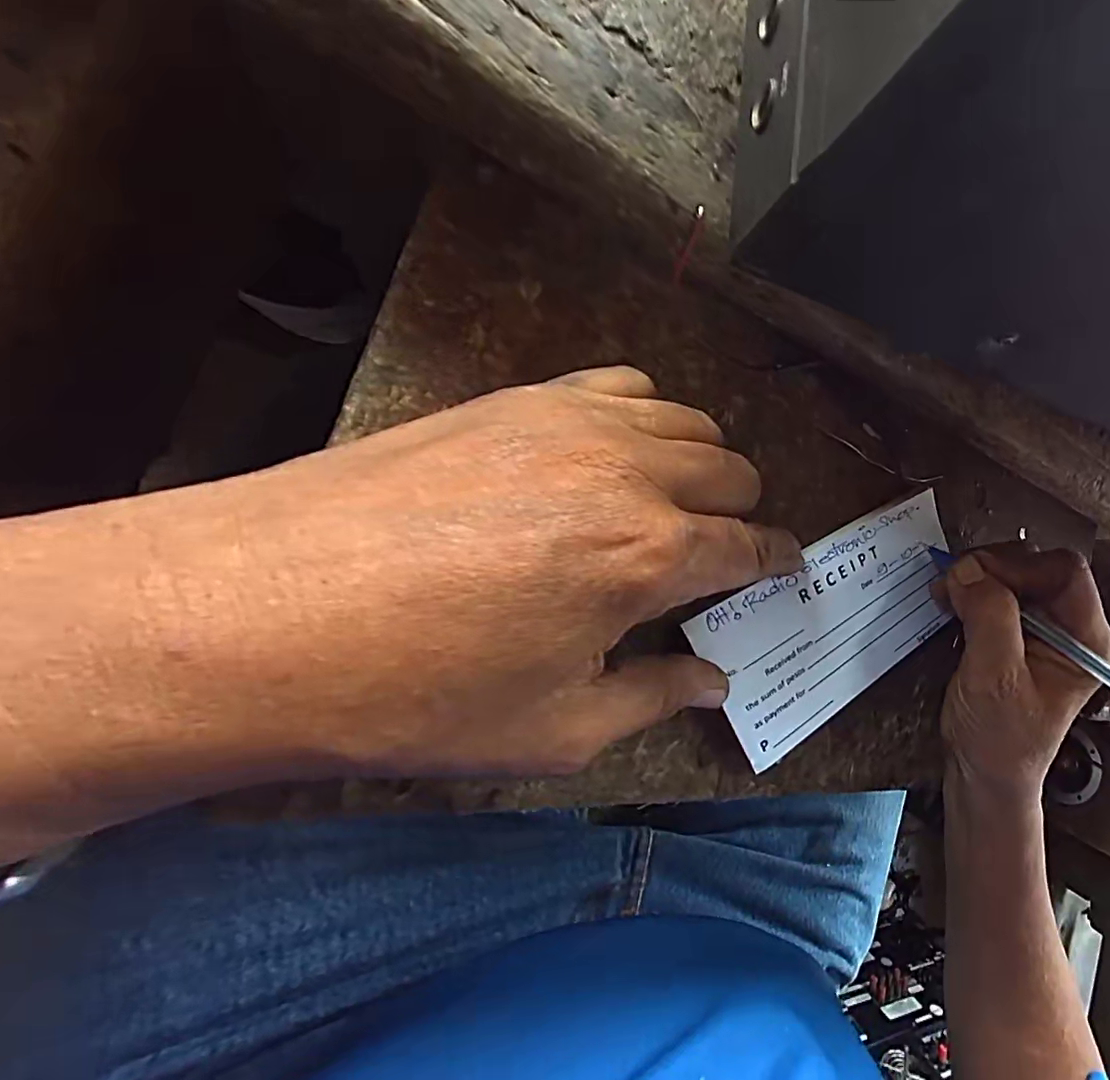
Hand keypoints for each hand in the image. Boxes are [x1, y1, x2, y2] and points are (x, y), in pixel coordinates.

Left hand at [0, 366, 801, 813]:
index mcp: (653, 557)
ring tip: (676, 498)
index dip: (778, 559)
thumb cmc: (413, 695)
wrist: (235, 618)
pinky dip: (646, 416)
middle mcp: (634, 477)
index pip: (752, 546)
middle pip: (736, 475)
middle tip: (720, 547)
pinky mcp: (521, 400)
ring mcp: (577, 426)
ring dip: (703, 464)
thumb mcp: (555, 730)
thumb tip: (716, 682)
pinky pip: (625, 385)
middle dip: (744, 514)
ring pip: (692, 423)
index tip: (785, 566)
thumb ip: (657, 697)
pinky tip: (617, 450)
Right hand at [933, 545, 1109, 798]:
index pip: (1066, 573)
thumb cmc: (1000, 741)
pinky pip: (998, 591)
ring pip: (1016, 573)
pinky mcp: (1018, 630)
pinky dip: (973, 589)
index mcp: (1087, 640)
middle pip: (1040, 566)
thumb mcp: (995, 680)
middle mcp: (1071, 626)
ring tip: (949, 593)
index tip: (979, 580)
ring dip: (980, 576)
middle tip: (957, 582)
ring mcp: (1044, 626)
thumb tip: (970, 570)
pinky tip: (952, 601)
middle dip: (996, 568)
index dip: (1021, 568)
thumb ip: (990, 619)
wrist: (985, 776)